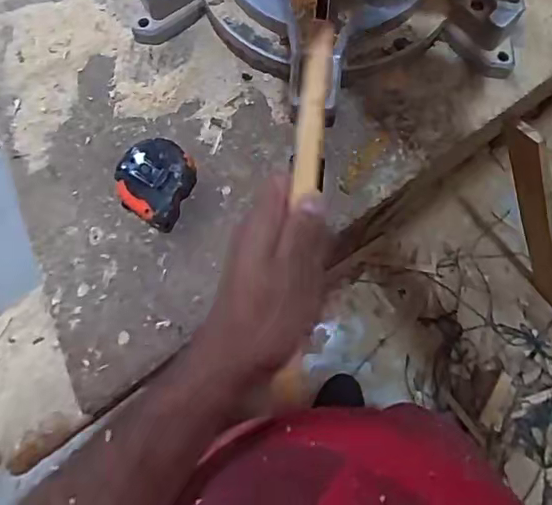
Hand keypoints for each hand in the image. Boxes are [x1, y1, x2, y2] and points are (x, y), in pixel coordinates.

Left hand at [190, 176, 333, 391]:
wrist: (229, 370)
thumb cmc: (266, 319)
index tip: (323, 219)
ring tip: (313, 292)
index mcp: (261, 222)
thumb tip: (312, 192)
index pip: (282, 181)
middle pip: (291, 212)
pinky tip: (304, 308)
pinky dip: (299, 281)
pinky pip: (285, 266)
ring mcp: (252, 256)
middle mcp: (253, 232)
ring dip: (309, 262)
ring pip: (292, 241)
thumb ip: (303, 230)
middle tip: (319, 265)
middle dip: (313, 233)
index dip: (305, 190)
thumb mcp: (295, 271)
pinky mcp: (255, 280)